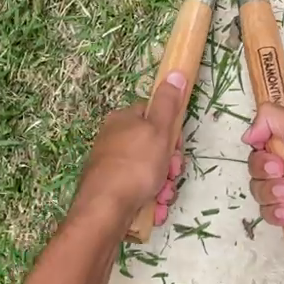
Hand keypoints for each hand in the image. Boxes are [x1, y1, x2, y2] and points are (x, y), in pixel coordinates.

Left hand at [72, 72, 186, 227]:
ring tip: (163, 198)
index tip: (178, 147)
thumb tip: (175, 73)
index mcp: (123, 120)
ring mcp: (110, 165)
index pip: (153, 116)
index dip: (171, 132)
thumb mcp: (158, 130)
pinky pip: (137, 189)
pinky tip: (154, 210)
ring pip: (147, 171)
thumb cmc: (135, 165)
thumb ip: (168, 103)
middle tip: (172, 175)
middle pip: (152, 146)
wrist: (104, 209)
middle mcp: (114, 139)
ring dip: (162, 185)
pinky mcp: (110, 188)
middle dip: (168, 164)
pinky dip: (149, 200)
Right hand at [242, 106, 283, 256]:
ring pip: (258, 191)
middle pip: (256, 165)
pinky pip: (267, 214)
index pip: (261, 140)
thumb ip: (272, 117)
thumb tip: (249, 134)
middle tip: (283, 173)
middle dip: (265, 171)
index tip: (268, 149)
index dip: (259, 146)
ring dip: (272, 193)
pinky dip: (277, 213)